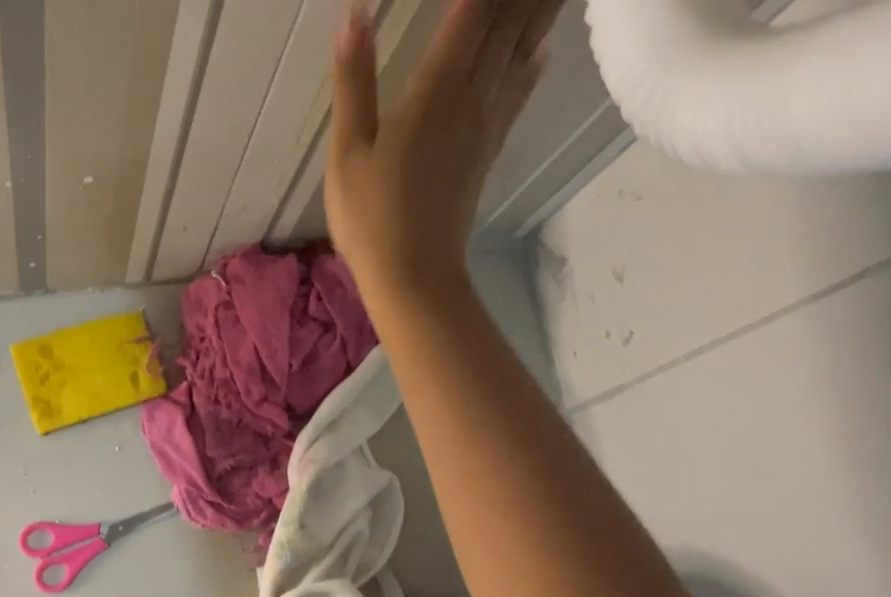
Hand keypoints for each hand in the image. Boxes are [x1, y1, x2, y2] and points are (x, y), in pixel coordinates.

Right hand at [325, 0, 561, 298]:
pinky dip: (531, 67)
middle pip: (505, 28)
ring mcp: (484, 127)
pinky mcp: (487, 153)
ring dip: (536, 17)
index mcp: (433, 93)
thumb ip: (353, 83)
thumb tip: (353, 16)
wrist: (414, 275)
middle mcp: (470, 99)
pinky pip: (516, 97)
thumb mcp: (348, 151)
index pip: (471, 15)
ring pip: (518, 55)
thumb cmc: (371, 217)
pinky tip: (543, 51)